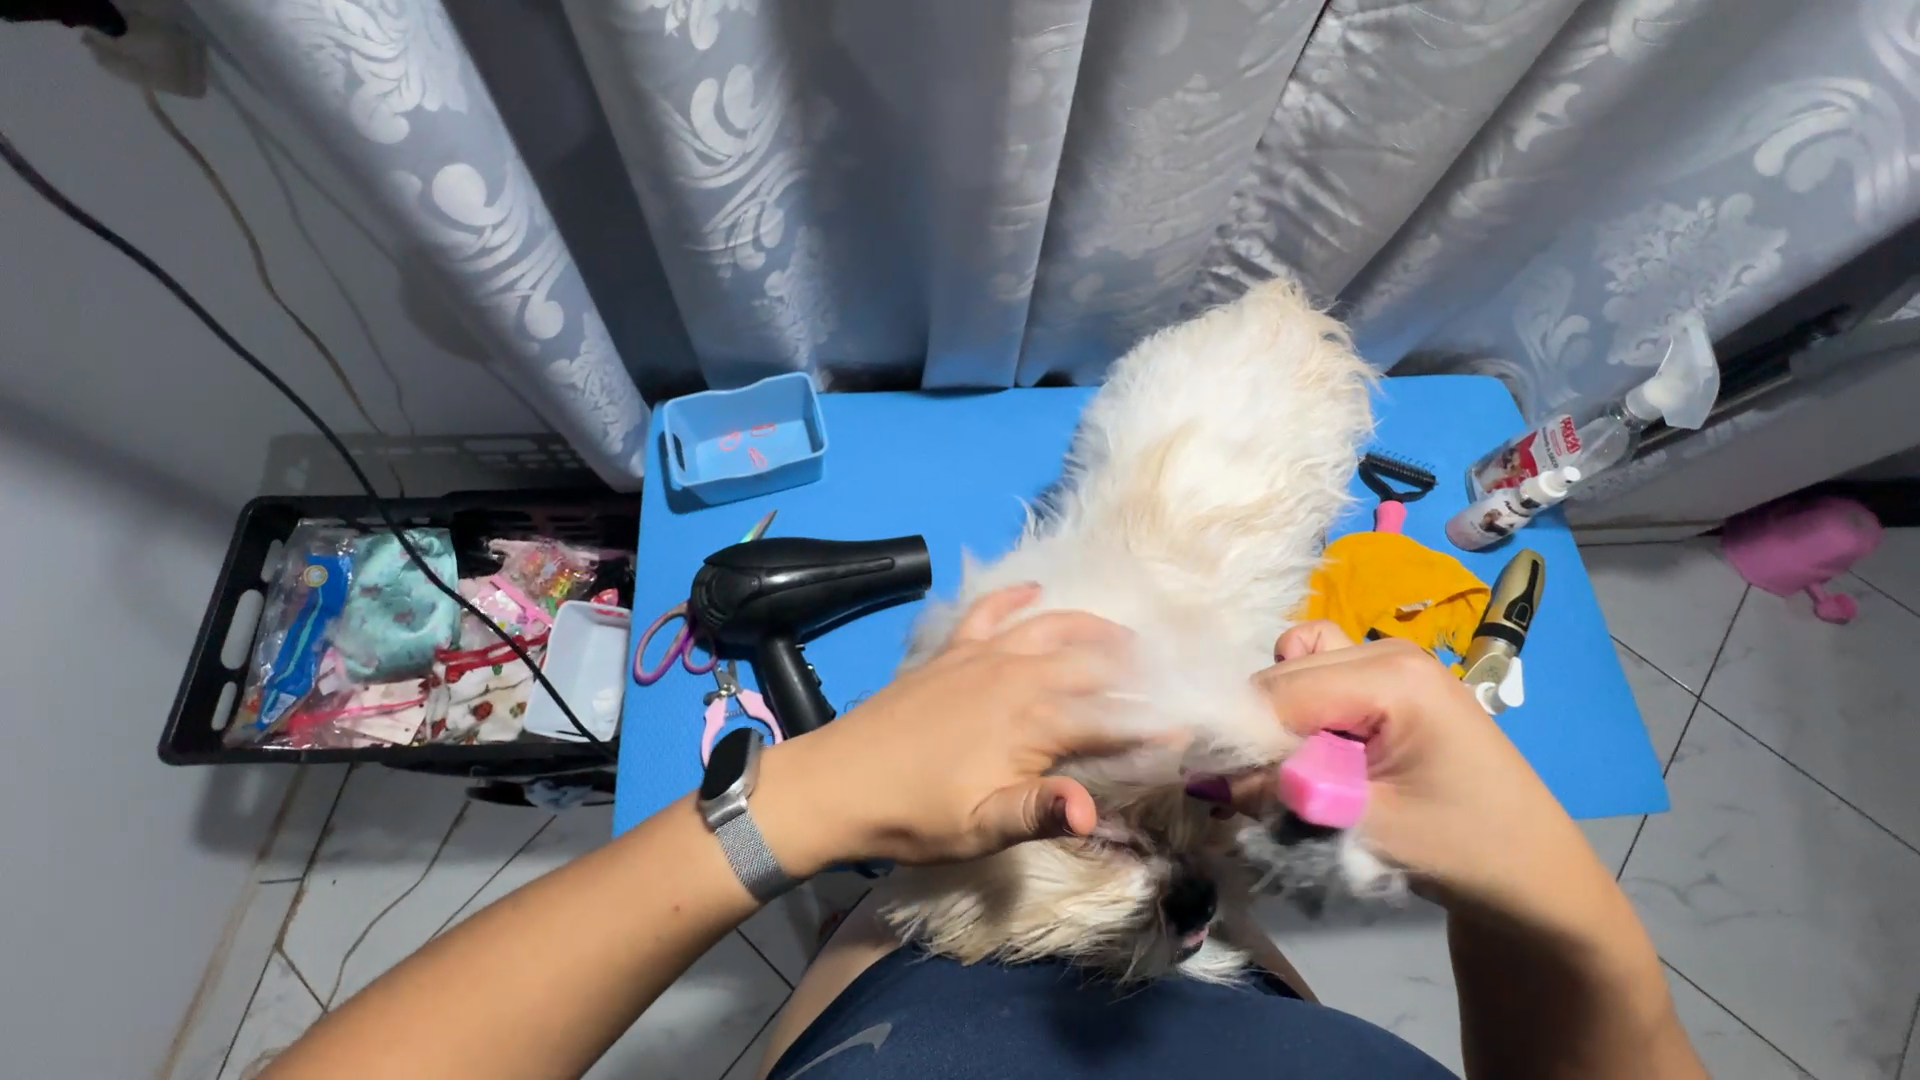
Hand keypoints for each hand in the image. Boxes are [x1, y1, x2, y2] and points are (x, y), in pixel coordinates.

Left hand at [751, 584, 1135, 876]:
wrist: (837, 781)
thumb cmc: (914, 814)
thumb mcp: (981, 827)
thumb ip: (1040, 812)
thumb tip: (1095, 810)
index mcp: (1031, 721)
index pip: (1107, 718)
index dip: (1149, 725)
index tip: (1185, 729)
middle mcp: (1015, 675)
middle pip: (1089, 663)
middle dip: (1134, 670)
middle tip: (1167, 675)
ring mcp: (980, 655)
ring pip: (1049, 628)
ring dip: (1091, 628)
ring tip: (1124, 634)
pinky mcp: (951, 651)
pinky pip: (989, 611)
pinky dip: (1014, 597)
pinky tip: (1033, 589)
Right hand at [1207, 621, 1612, 922]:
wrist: (1537, 874)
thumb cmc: (1467, 851)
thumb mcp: (1369, 827)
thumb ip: (1286, 792)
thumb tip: (1205, 777)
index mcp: (1393, 676)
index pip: (1280, 693)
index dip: (1238, 738)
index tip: (1209, 786)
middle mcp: (1385, 650)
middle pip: (1279, 677)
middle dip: (1254, 733)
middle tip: (1246, 793)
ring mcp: (1385, 657)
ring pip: (1287, 672)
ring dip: (1274, 721)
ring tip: (1291, 772)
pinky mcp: (1382, 677)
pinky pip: (1312, 669)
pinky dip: (1295, 701)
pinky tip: (1313, 743)